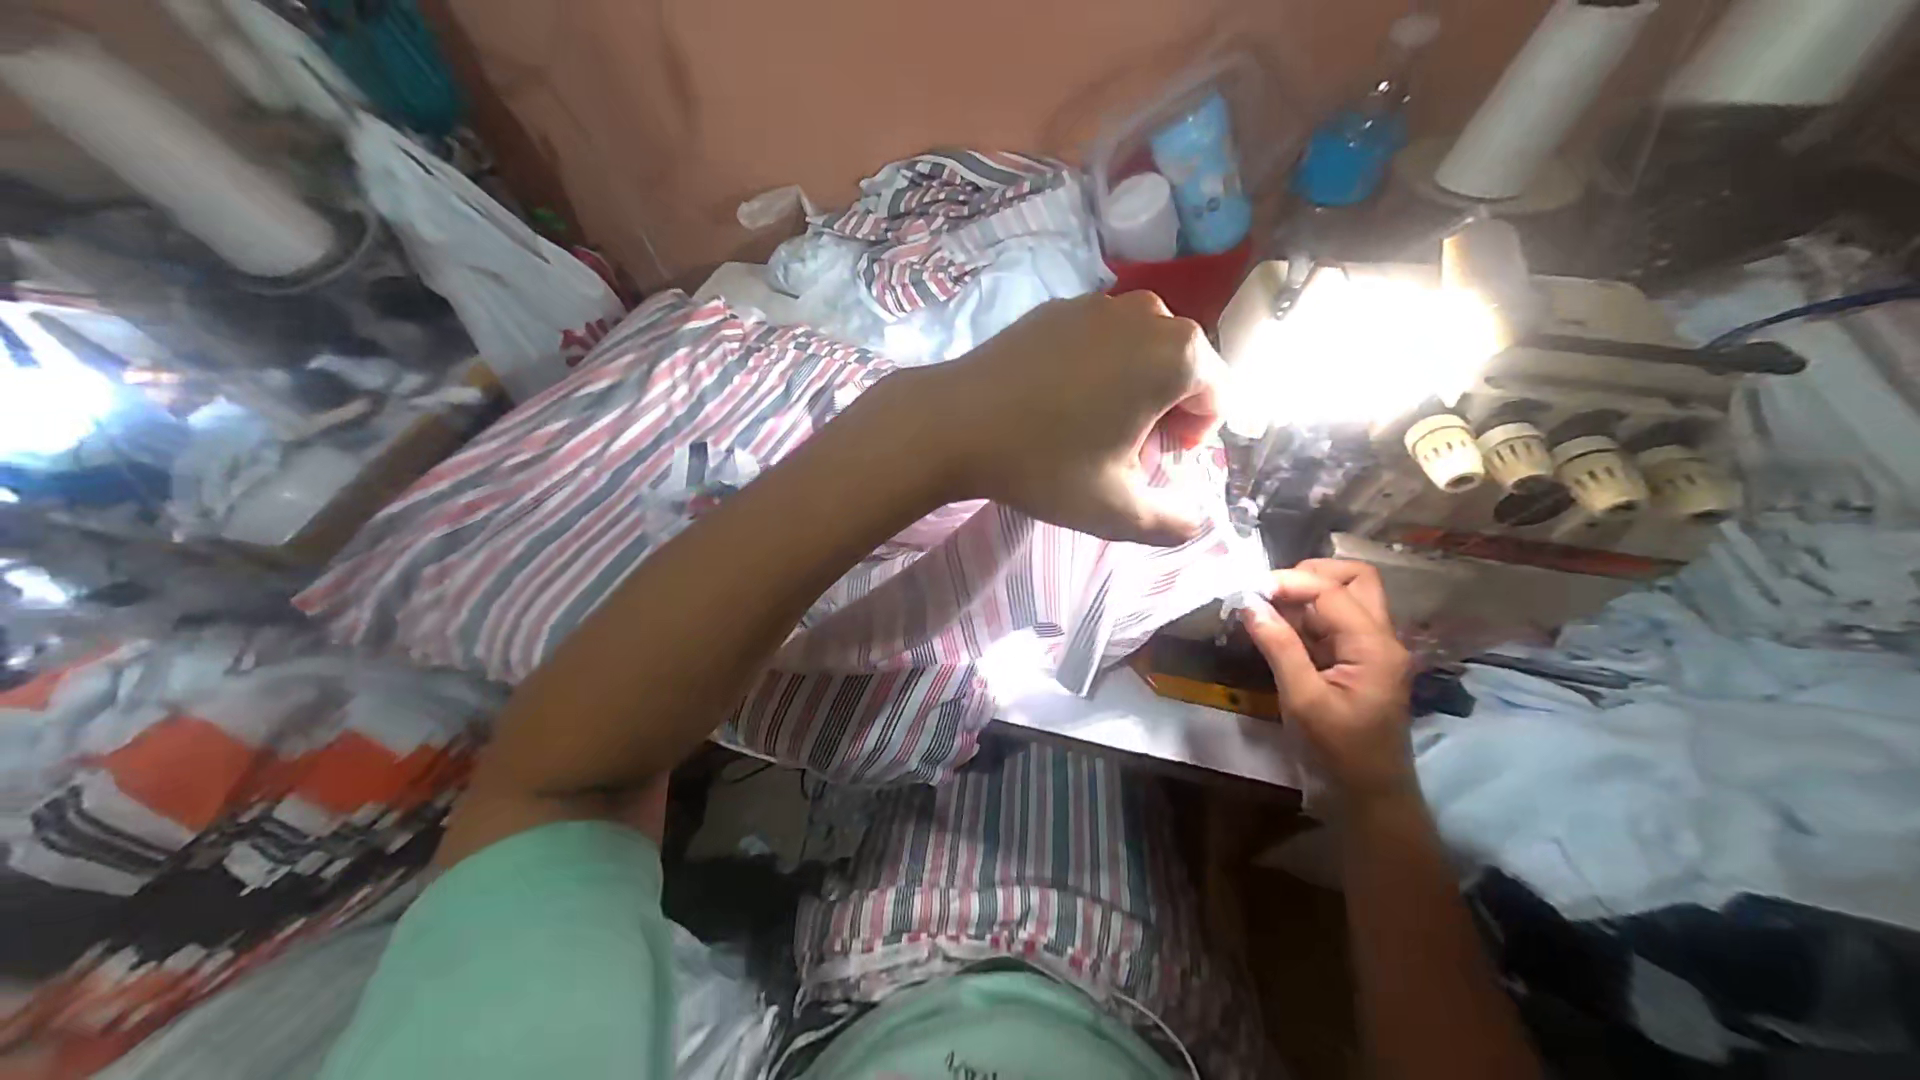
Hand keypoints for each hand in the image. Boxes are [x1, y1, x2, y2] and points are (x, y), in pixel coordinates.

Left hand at [912, 291, 1228, 545]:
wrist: (953, 423)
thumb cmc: (1045, 465)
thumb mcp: (1116, 510)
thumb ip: (1172, 523)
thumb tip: (1196, 524)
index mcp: (1178, 354)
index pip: (1216, 397)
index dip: (1192, 439)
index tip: (1148, 463)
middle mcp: (1148, 313)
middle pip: (1181, 370)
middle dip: (1163, 411)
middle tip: (1118, 450)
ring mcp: (1097, 303)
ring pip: (1140, 351)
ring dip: (1131, 388)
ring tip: (1087, 425)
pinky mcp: (1056, 307)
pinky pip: (1099, 339)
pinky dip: (1095, 367)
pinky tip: (1055, 400)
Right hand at [1237, 560, 1416, 802]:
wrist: (1369, 796)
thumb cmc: (1338, 752)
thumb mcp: (1302, 700)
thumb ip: (1279, 646)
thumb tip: (1249, 604)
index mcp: (1374, 646)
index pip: (1331, 591)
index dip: (1288, 583)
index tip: (1248, 591)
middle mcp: (1381, 638)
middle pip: (1354, 579)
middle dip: (1308, 574)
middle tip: (1267, 591)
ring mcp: (1371, 648)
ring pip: (1345, 596)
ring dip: (1304, 594)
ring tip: (1265, 608)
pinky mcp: (1357, 660)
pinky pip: (1333, 621)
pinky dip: (1304, 616)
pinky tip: (1275, 628)